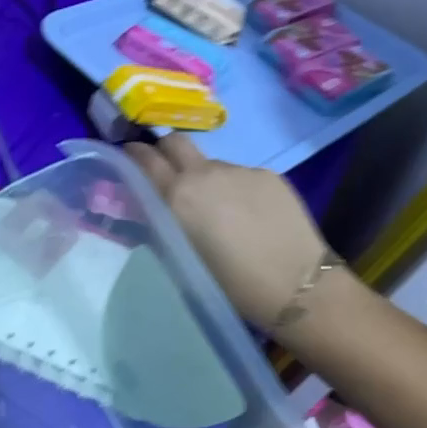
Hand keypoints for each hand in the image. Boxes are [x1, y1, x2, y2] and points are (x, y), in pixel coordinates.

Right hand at [126, 135, 331, 327]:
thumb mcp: (182, 256)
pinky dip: (236, 188)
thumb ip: (163, 223)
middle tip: (167, 173)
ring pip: (211, 163)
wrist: (297, 286)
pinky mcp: (269, 174)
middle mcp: (205, 173)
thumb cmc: (231, 284)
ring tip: (220, 209)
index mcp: (177, 195)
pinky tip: (250, 215)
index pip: (144, 158)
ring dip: (206, 177)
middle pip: (175, 142)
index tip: (129, 157)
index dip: (132, 153)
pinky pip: (241, 175)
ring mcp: (240, 170)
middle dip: (165, 151)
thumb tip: (154, 207)